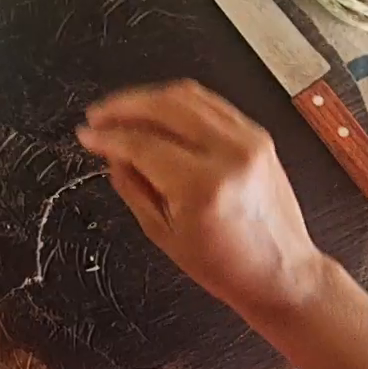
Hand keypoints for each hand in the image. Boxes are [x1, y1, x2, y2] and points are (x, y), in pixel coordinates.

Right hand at [76, 80, 331, 317]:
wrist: (281, 272)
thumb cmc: (222, 264)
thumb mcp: (162, 232)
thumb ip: (132, 186)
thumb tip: (111, 152)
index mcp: (202, 185)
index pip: (142, 143)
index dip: (107, 136)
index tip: (86, 135)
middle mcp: (229, 153)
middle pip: (164, 106)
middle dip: (123, 106)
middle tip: (98, 115)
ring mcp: (248, 139)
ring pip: (187, 96)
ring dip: (147, 98)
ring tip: (121, 111)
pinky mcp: (258, 135)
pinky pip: (209, 104)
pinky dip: (177, 103)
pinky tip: (157, 113)